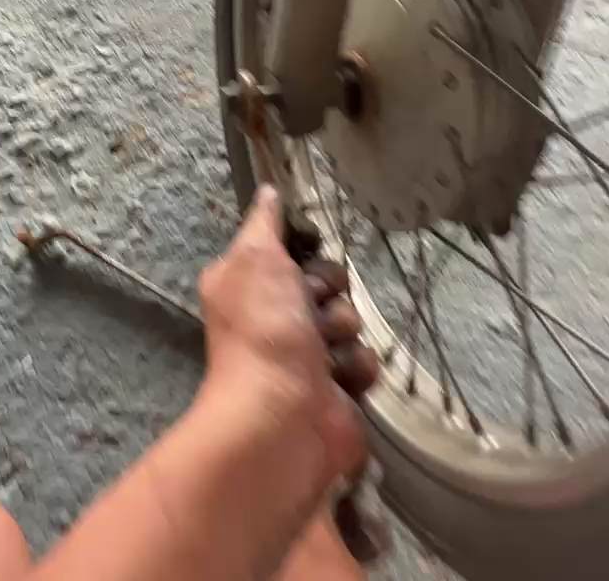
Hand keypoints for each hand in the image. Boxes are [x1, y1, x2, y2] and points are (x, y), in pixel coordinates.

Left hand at [197, 186, 380, 486]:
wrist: (282, 416)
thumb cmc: (263, 327)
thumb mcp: (255, 257)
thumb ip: (264, 222)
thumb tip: (269, 191)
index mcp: (245, 281)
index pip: (289, 246)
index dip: (304, 247)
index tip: (308, 248)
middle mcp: (272, 315)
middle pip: (325, 279)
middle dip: (326, 289)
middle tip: (309, 306)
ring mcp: (304, 354)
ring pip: (348, 318)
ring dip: (341, 330)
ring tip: (322, 351)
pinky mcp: (335, 387)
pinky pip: (363, 359)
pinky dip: (354, 367)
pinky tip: (337, 378)